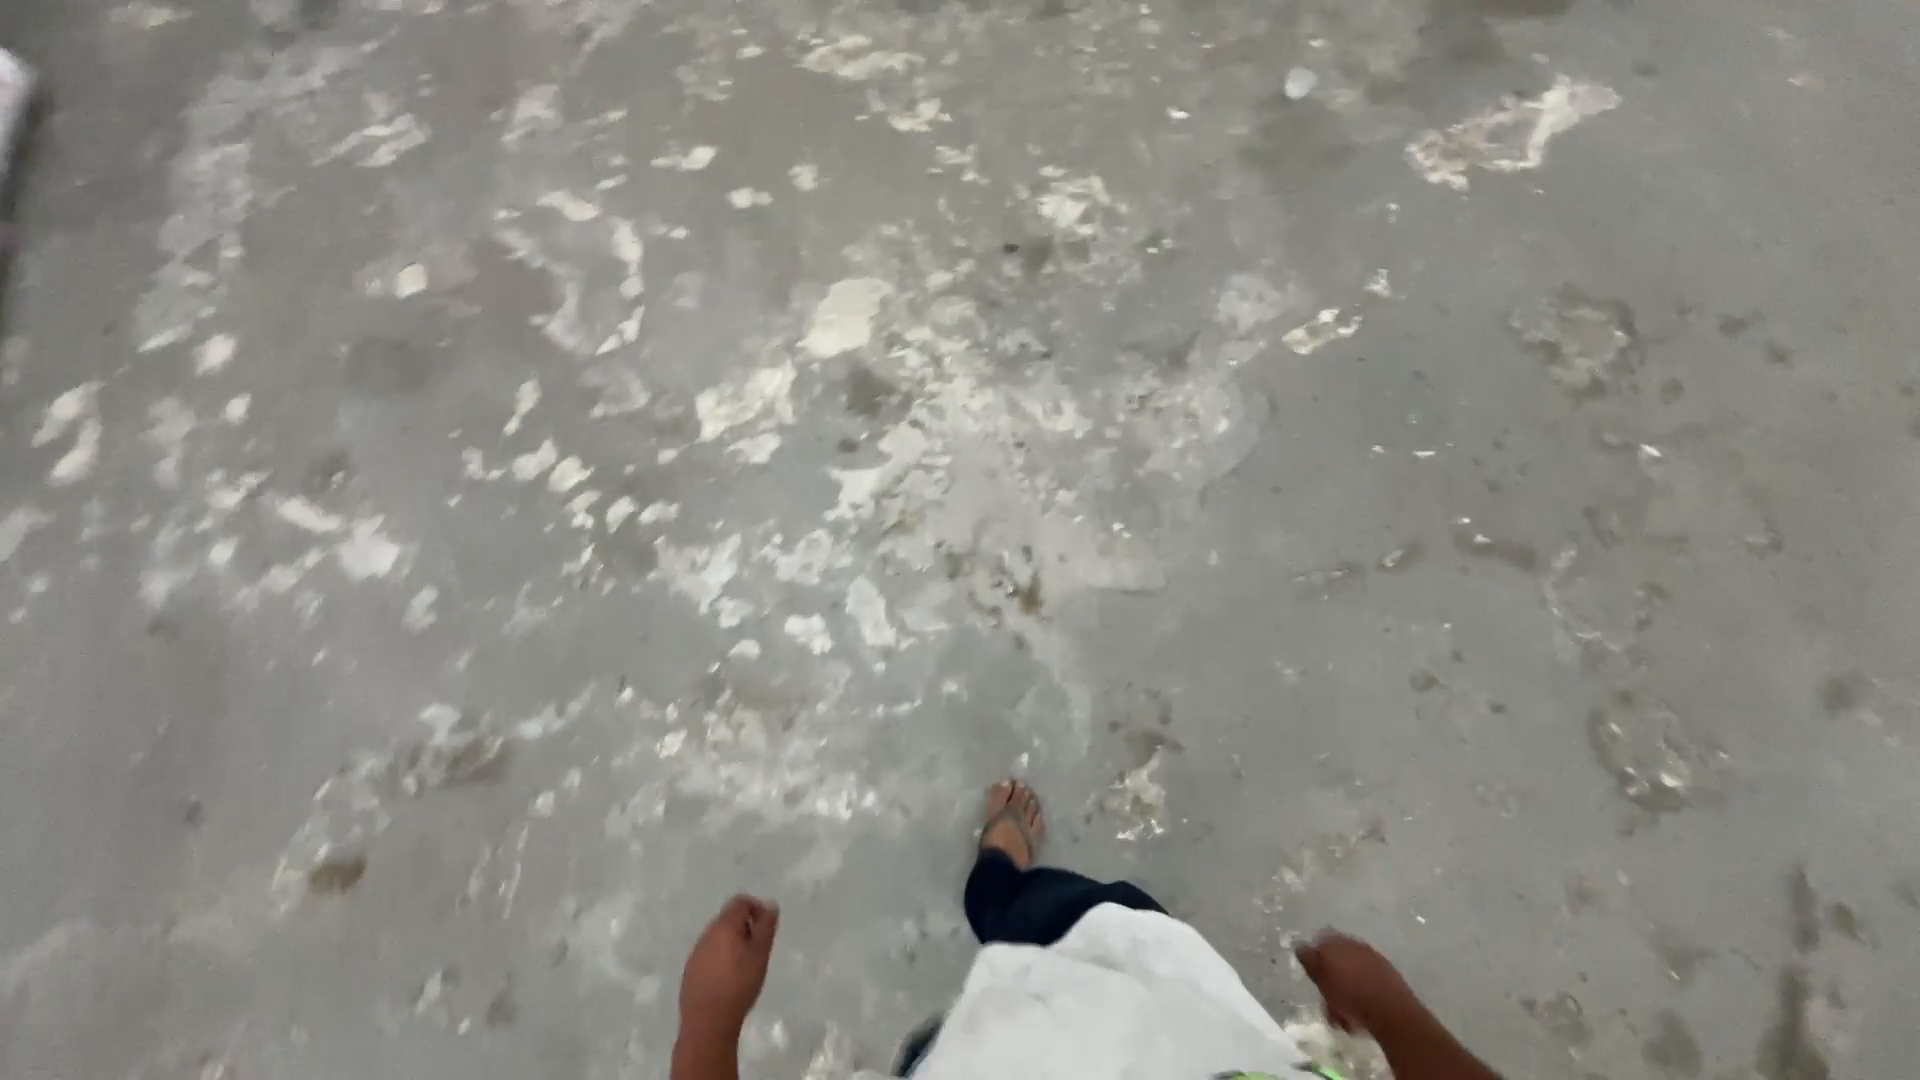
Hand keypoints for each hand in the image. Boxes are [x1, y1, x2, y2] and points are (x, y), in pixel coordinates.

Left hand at [679, 895, 779, 1032]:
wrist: (708, 1022)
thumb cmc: (740, 985)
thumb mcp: (760, 954)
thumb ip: (766, 926)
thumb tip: (770, 904)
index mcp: (724, 926)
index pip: (741, 902)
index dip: (756, 908)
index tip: (766, 927)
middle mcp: (706, 934)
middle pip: (728, 919)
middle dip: (744, 927)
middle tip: (757, 948)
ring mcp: (695, 953)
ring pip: (717, 938)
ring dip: (731, 943)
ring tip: (743, 965)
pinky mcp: (690, 971)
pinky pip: (708, 954)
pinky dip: (719, 958)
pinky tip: (727, 979)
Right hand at [1294, 930, 1424, 1036]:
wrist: (1393, 1013)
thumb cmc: (1350, 995)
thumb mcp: (1321, 977)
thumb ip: (1308, 959)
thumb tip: (1300, 946)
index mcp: (1337, 940)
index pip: (1319, 941)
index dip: (1313, 959)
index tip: (1314, 977)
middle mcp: (1355, 944)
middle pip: (1336, 959)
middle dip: (1330, 979)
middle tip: (1328, 999)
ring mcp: (1374, 959)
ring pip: (1352, 974)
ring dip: (1346, 991)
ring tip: (1344, 1014)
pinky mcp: (1388, 976)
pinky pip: (1367, 983)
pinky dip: (1362, 994)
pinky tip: (1361, 1011)